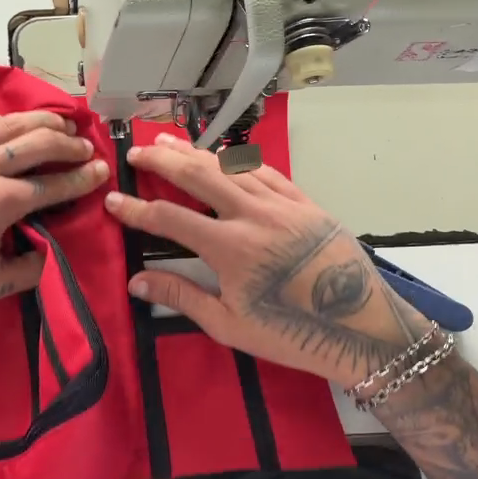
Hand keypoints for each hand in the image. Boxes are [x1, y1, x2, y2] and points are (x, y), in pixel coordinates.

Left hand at [0, 110, 110, 308]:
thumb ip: (27, 271)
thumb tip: (51, 257)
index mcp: (0, 202)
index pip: (54, 184)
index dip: (83, 177)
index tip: (101, 170)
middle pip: (38, 143)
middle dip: (69, 143)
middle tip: (85, 147)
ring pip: (8, 125)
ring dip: (40, 121)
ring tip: (60, 122)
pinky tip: (9, 121)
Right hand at [103, 132, 426, 385]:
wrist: (365, 330)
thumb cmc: (292, 334)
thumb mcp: (229, 325)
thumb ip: (182, 297)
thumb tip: (136, 282)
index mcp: (231, 249)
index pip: (169, 219)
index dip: (135, 209)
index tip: (112, 201)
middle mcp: (254, 216)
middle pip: (198, 175)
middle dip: (162, 161)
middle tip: (137, 152)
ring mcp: (283, 205)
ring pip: (231, 166)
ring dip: (196, 152)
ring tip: (169, 143)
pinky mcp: (306, 203)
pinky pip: (266, 171)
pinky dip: (238, 159)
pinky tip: (222, 154)